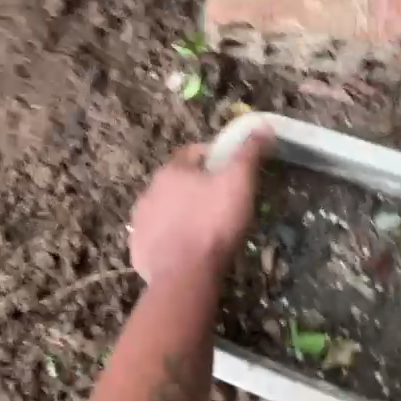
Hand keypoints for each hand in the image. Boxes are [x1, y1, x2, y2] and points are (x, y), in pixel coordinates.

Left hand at [128, 131, 272, 285]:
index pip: (193, 152)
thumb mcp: (239, 182)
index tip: (231, 171)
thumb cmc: (214, 222)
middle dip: (197, 187)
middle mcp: (149, 192)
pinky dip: (171, 239)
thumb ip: (249, 153)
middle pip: (177, 181)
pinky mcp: (138, 249)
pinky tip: (188, 251)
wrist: (185, 275)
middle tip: (221, 201)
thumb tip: (262, 126)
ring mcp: (139, 222)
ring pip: (165, 209)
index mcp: (172, 171)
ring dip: (182, 212)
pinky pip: (157, 238)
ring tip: (206, 228)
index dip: (214, 157)